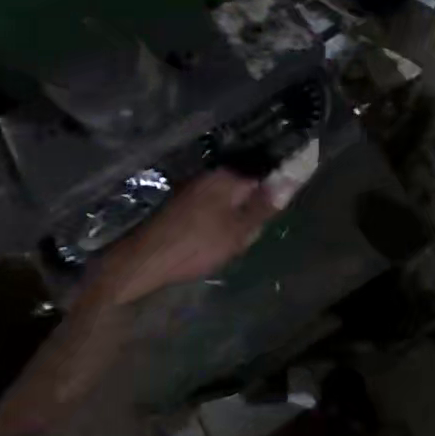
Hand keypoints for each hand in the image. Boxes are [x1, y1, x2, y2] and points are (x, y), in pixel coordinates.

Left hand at [89, 170, 280, 306]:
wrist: (144, 260)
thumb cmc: (196, 246)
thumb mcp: (239, 231)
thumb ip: (264, 205)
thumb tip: (291, 178)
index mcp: (227, 177)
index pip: (264, 177)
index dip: (272, 199)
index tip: (269, 220)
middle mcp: (209, 175)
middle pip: (244, 189)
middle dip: (251, 211)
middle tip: (246, 238)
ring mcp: (192, 188)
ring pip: (226, 201)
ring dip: (233, 219)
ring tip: (228, 244)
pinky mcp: (179, 204)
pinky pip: (209, 208)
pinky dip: (214, 223)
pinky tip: (209, 243)